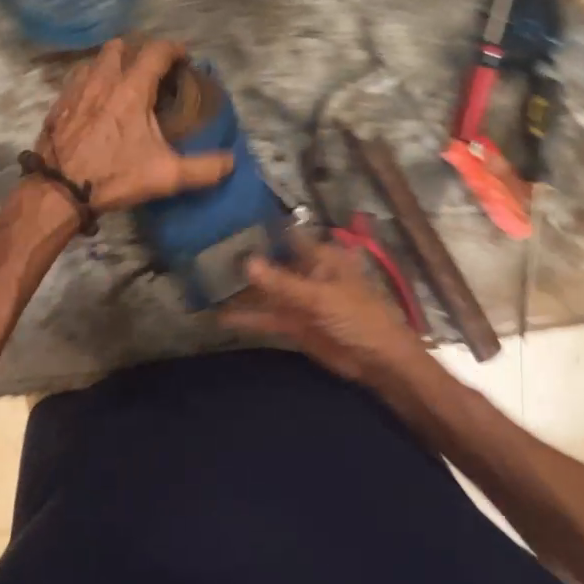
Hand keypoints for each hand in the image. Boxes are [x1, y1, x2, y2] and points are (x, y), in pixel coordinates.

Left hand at [35, 37, 234, 210]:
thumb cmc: (113, 176)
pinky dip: (91, 79)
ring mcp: (76, 88)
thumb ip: (203, 168)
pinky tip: (96, 99)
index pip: (156, 51)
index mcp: (131, 89)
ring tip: (124, 81)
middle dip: (140, 50)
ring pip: (96, 59)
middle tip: (152, 69)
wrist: (58, 190)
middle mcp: (103, 79)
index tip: (184, 58)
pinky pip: (77, 77)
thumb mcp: (165, 176)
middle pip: (122, 46)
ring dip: (113, 62)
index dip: (174, 49)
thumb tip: (231, 162)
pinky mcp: (59, 103)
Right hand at [219, 233, 428, 385]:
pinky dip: (247, 317)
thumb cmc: (357, 317)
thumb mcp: (319, 297)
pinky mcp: (295, 324)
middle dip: (244, 260)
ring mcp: (300, 300)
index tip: (226, 222)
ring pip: (266, 291)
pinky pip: (267, 317)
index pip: (286, 235)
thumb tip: (246, 261)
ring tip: (204, 283)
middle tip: (204, 252)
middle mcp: (307, 273)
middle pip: (272, 263)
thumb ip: (281, 282)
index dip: (260, 229)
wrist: (379, 361)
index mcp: (321, 257)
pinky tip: (220, 316)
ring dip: (241, 290)